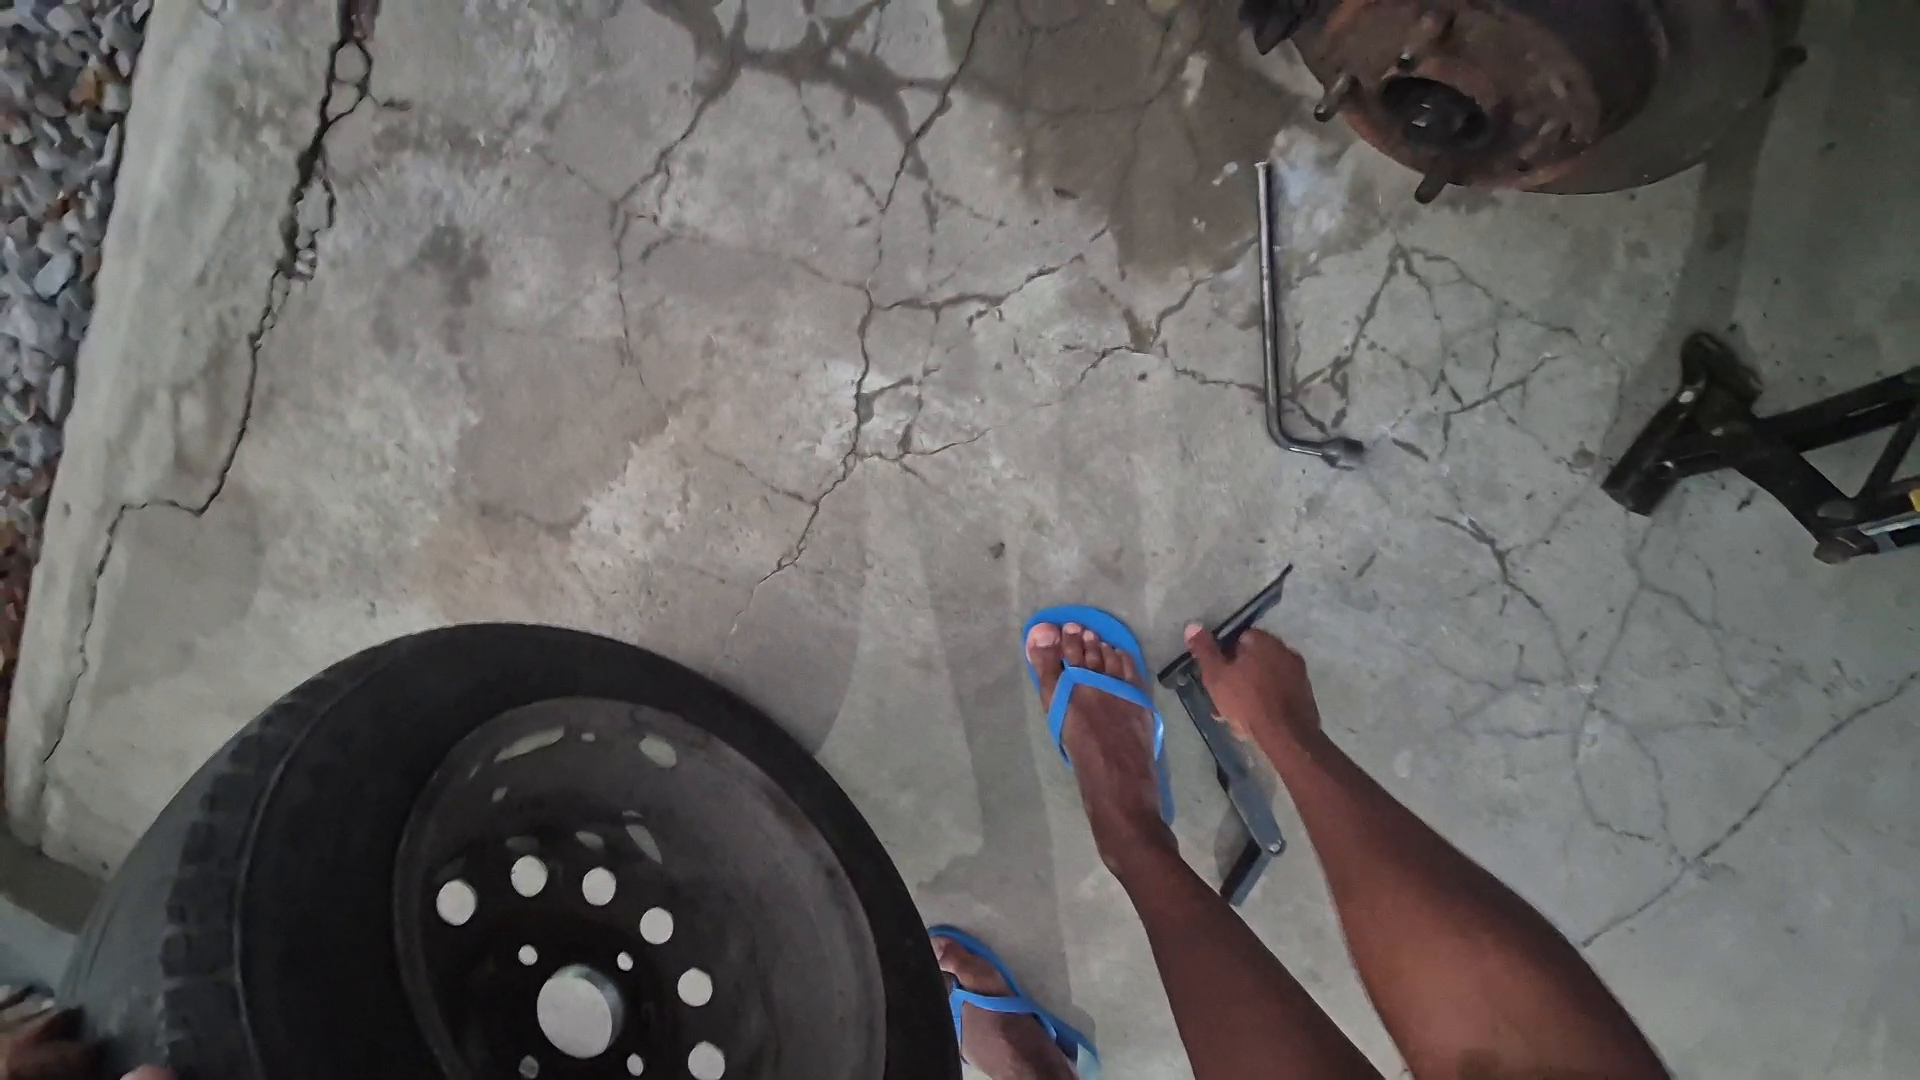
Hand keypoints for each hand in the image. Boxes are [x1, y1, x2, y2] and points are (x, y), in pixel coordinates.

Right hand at [1182, 625, 1322, 748]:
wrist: (1287, 736)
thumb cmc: (1247, 701)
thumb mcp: (1216, 675)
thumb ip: (1204, 650)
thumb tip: (1193, 626)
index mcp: (1264, 641)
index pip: (1239, 637)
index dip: (1224, 654)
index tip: (1216, 672)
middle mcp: (1285, 650)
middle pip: (1254, 657)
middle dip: (1238, 673)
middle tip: (1224, 693)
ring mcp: (1299, 673)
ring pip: (1266, 676)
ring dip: (1251, 688)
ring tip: (1236, 712)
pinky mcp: (1305, 694)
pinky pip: (1278, 691)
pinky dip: (1267, 700)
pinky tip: (1255, 717)